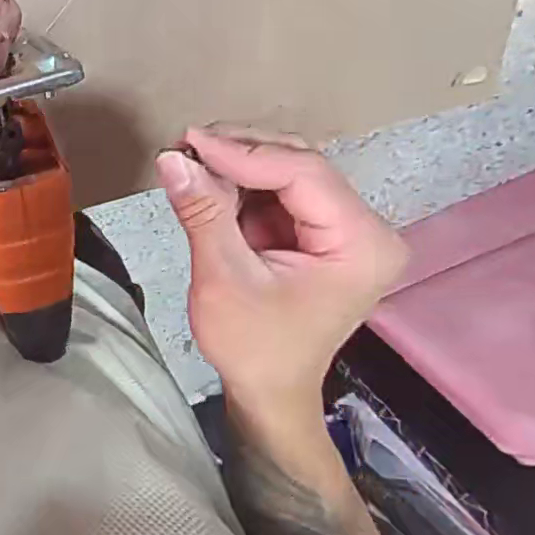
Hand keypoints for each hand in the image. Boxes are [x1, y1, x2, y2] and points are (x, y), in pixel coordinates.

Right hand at [156, 125, 407, 408]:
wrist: (267, 391)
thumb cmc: (251, 346)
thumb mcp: (222, 278)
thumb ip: (202, 214)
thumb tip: (172, 159)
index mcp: (360, 242)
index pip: (302, 173)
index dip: (241, 153)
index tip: (186, 142)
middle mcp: (363, 229)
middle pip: (300, 166)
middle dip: (240, 154)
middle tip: (184, 147)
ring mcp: (340, 232)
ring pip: (286, 177)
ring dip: (235, 168)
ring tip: (187, 163)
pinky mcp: (315, 238)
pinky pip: (276, 198)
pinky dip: (238, 190)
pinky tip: (206, 185)